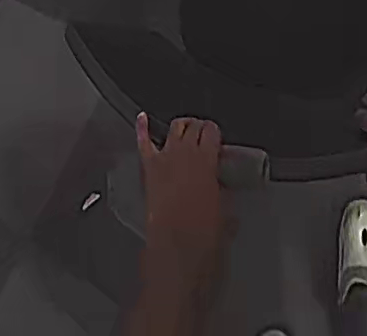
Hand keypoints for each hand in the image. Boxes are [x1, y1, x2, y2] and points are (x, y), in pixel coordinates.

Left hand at [135, 114, 230, 298]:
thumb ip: (223, 193)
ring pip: (174, 128)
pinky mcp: (149, 168)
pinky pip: (144, 142)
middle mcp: (185, 152)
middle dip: (200, 127)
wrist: (176, 250)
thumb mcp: (224, 211)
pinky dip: (142, 128)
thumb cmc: (204, 234)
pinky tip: (142, 117)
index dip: (215, 132)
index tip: (217, 138)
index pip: (211, 131)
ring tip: (186, 127)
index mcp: (206, 160)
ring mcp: (165, 157)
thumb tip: (222, 189)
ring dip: (182, 125)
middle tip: (204, 135)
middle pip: (193, 126)